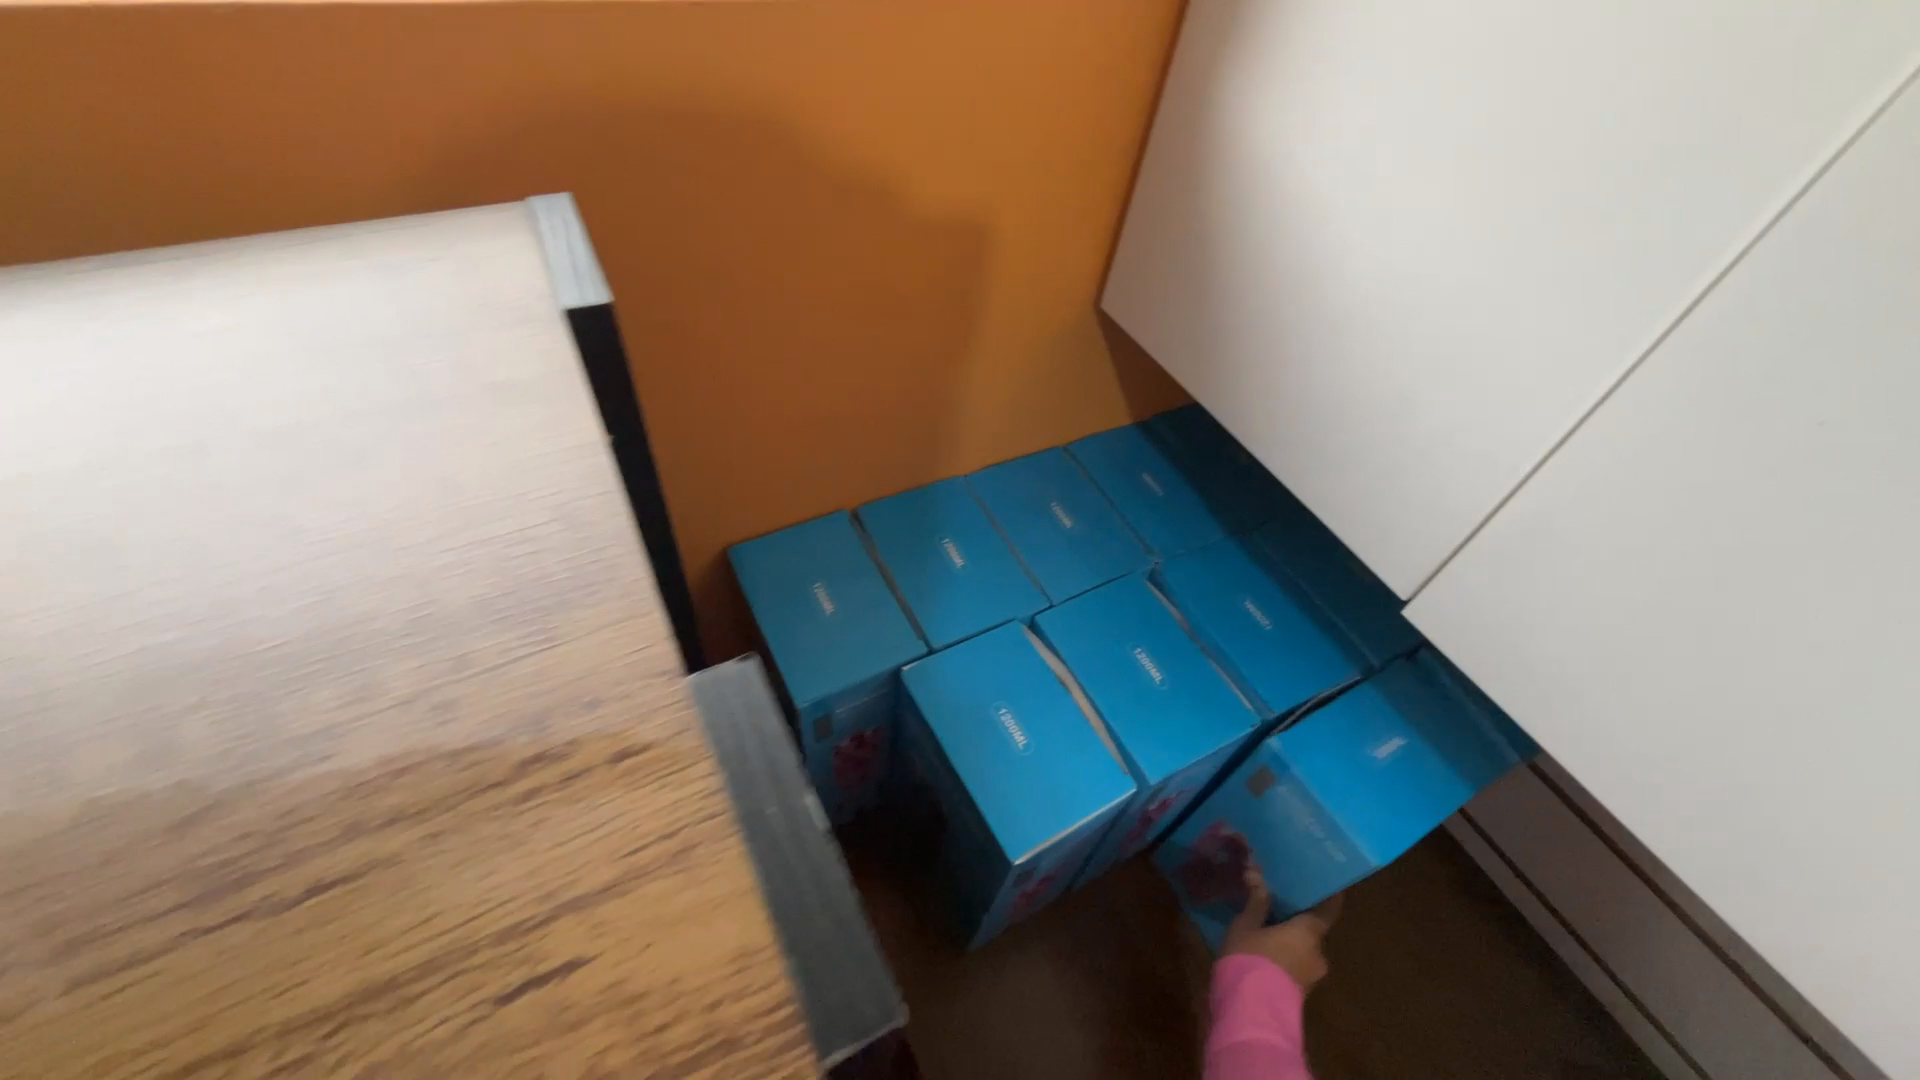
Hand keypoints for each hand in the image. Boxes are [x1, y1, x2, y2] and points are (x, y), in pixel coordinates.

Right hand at [1220, 869, 1342, 991]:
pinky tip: (1263, 952)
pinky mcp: (1300, 993)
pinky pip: (1295, 965)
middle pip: (1312, 930)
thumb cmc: (1250, 958)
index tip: (1322, 881)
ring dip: (1289, 940)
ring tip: (1265, 928)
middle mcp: (1318, 953)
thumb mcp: (1246, 925)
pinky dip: (1284, 956)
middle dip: (1297, 919)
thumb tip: (1257, 872)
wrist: (1252, 1012)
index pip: (1328, 909)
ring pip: (1302, 949)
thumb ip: (1255, 901)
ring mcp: (1311, 977)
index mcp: (1310, 932)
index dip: (1328, 895)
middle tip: (1278, 902)